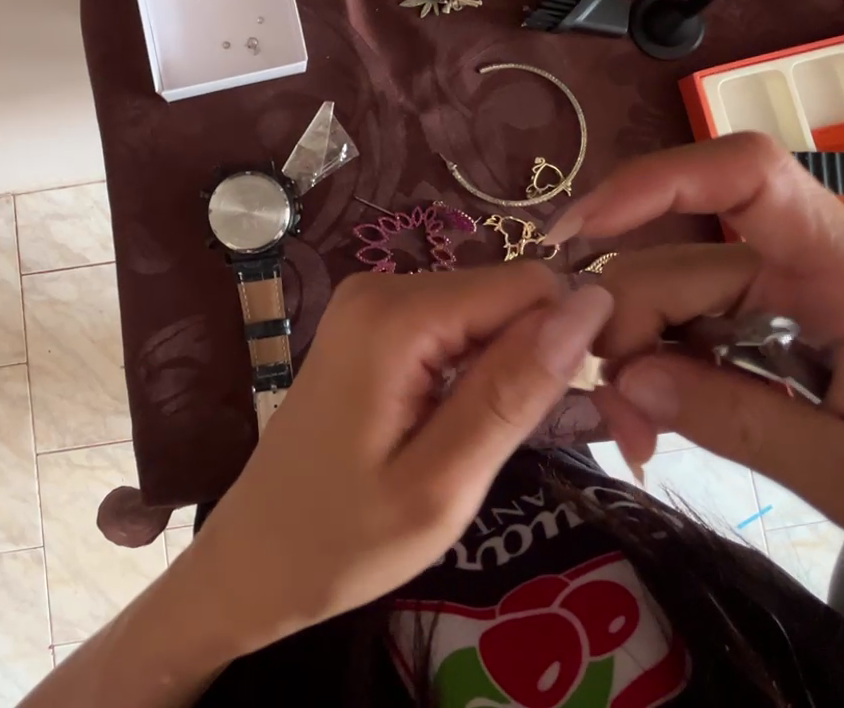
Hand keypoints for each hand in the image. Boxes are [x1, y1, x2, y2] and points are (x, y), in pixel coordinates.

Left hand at [181, 263, 613, 652]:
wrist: (255, 560)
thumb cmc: (343, 541)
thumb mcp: (443, 481)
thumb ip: (513, 389)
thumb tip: (588, 304)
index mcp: (396, 315)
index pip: (530, 284)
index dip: (568, 340)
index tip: (574, 411)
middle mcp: (380, 287)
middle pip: (504, 295)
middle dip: (536, 356)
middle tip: (526, 445)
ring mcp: (369, 305)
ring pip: (483, 313)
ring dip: (507, 369)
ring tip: (486, 445)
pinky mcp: (369, 328)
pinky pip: (450, 329)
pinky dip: (472, 373)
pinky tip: (458, 427)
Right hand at [547, 133, 843, 583]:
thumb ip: (748, 429)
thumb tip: (630, 378)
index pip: (752, 176)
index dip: (658, 179)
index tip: (583, 229)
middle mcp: (800, 268)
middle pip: (674, 261)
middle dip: (625, 331)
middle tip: (622, 421)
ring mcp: (772, 292)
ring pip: (661, 293)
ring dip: (631, 358)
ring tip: (639, 434)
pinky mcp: (754, 320)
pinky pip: (674, 324)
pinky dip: (647, 367)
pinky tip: (652, 418)